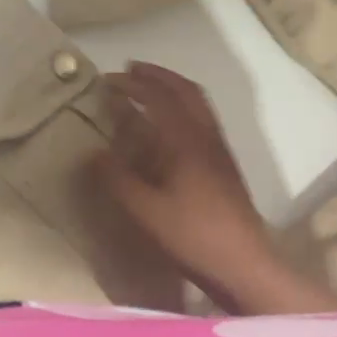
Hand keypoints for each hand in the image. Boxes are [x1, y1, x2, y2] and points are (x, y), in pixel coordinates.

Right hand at [94, 63, 273, 303]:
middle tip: (131, 71)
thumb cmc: (192, 236)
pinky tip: (167, 130)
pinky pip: (202, 123)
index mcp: (187, 142)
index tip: (108, 80)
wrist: (243, 265)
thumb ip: (117, 179)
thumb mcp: (145, 211)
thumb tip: (93, 153)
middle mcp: (207, 138)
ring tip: (148, 91)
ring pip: (199, 106)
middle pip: (186, 92)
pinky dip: (182, 110)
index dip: (134, 84)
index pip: (160, 98)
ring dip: (173, 90)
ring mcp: (220, 152)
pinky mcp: (225, 168)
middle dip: (158, 76)